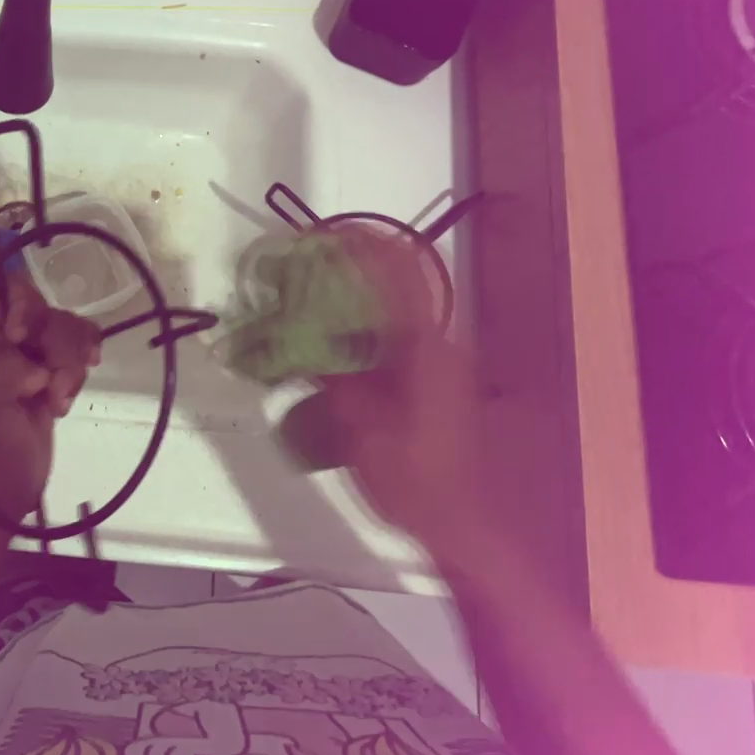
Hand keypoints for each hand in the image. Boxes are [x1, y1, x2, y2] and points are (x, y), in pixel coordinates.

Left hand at [0, 278, 101, 525]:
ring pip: (64, 328)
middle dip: (56, 343)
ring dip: (71, 362)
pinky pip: (76, 349)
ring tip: (59, 400)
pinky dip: (80, 367)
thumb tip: (36, 365)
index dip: (21, 305)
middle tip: (51, 381)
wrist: (1, 497)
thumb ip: (4, 363)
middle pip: (41, 307)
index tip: (23, 339)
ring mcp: (25, 358)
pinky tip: (69, 396)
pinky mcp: (50, 375)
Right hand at [290, 224, 498, 566]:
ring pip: (392, 315)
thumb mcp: (358, 426)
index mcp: (423, 347)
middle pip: (394, 290)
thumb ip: (330, 374)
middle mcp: (436, 345)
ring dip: (354, 302)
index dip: (365, 248)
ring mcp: (438, 363)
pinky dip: (362, 329)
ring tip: (310, 300)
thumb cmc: (410, 474)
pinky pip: (392, 339)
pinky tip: (330, 341)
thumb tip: (296, 335)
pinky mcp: (431, 382)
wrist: (458, 521)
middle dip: (350, 274)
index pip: (398, 276)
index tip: (328, 233)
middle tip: (304, 270)